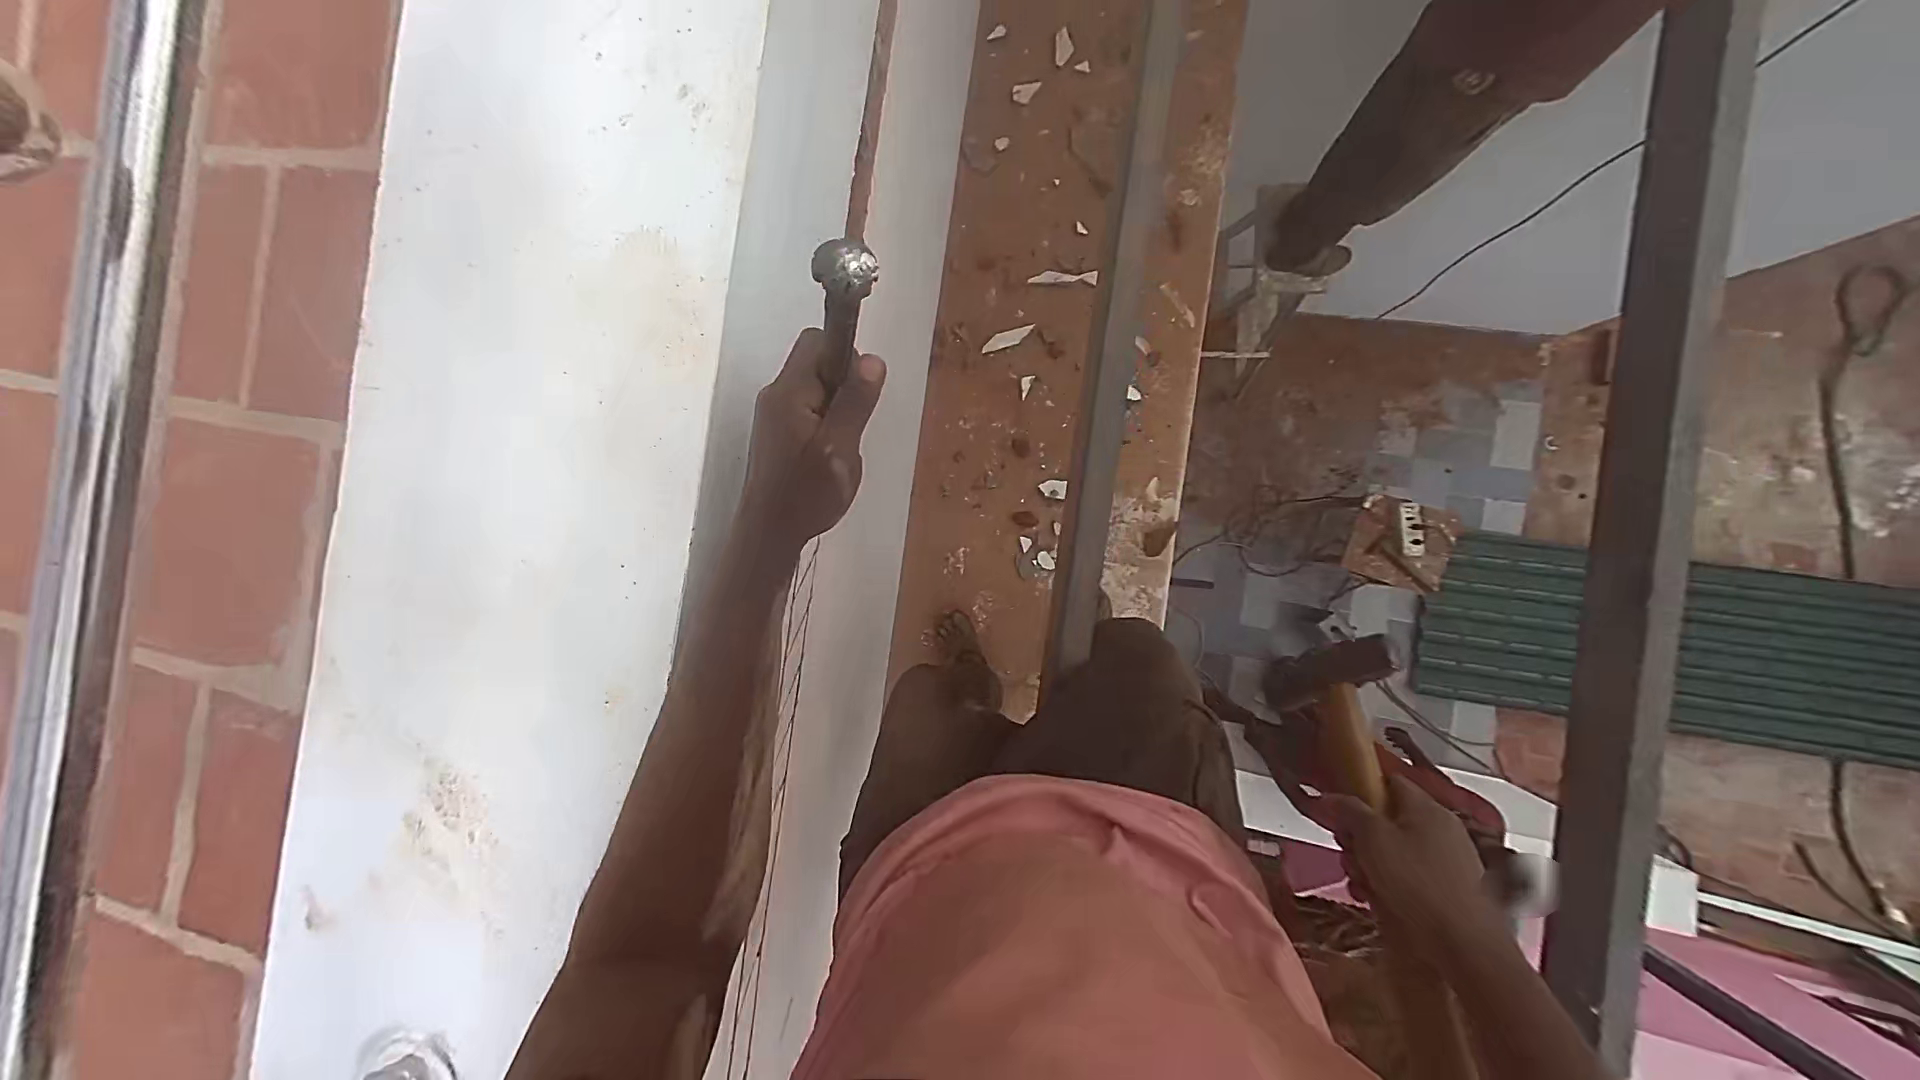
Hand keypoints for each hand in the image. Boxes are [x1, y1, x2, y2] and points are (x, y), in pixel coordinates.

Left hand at [739, 329, 885, 553]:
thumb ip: (855, 403)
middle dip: (845, 384)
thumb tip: (873, 359)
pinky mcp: (779, 432)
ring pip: (816, 388)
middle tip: (853, 423)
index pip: (818, 341)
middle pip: (817, 362)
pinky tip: (832, 454)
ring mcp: (775, 414)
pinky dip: (827, 423)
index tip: (862, 391)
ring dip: (838, 407)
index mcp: (789, 392)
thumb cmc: (806, 494)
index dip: (847, 356)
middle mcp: (777, 395)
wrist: (770, 533)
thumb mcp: (838, 448)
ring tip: (843, 445)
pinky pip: (809, 409)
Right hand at [1324, 775, 1508, 967]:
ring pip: (1391, 849)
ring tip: (1359, 880)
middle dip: (1357, 835)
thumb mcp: (1372, 838)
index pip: (1387, 781)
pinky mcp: (1447, 891)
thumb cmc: (1416, 883)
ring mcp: (1447, 861)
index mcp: (1427, 809)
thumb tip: (1328, 797)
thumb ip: (1348, 810)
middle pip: (1384, 818)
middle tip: (1347, 850)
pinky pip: (1406, 875)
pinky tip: (1373, 897)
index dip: (1359, 789)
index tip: (1338, 808)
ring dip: (1366, 862)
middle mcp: (1441, 829)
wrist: (1466, 949)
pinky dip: (1385, 882)